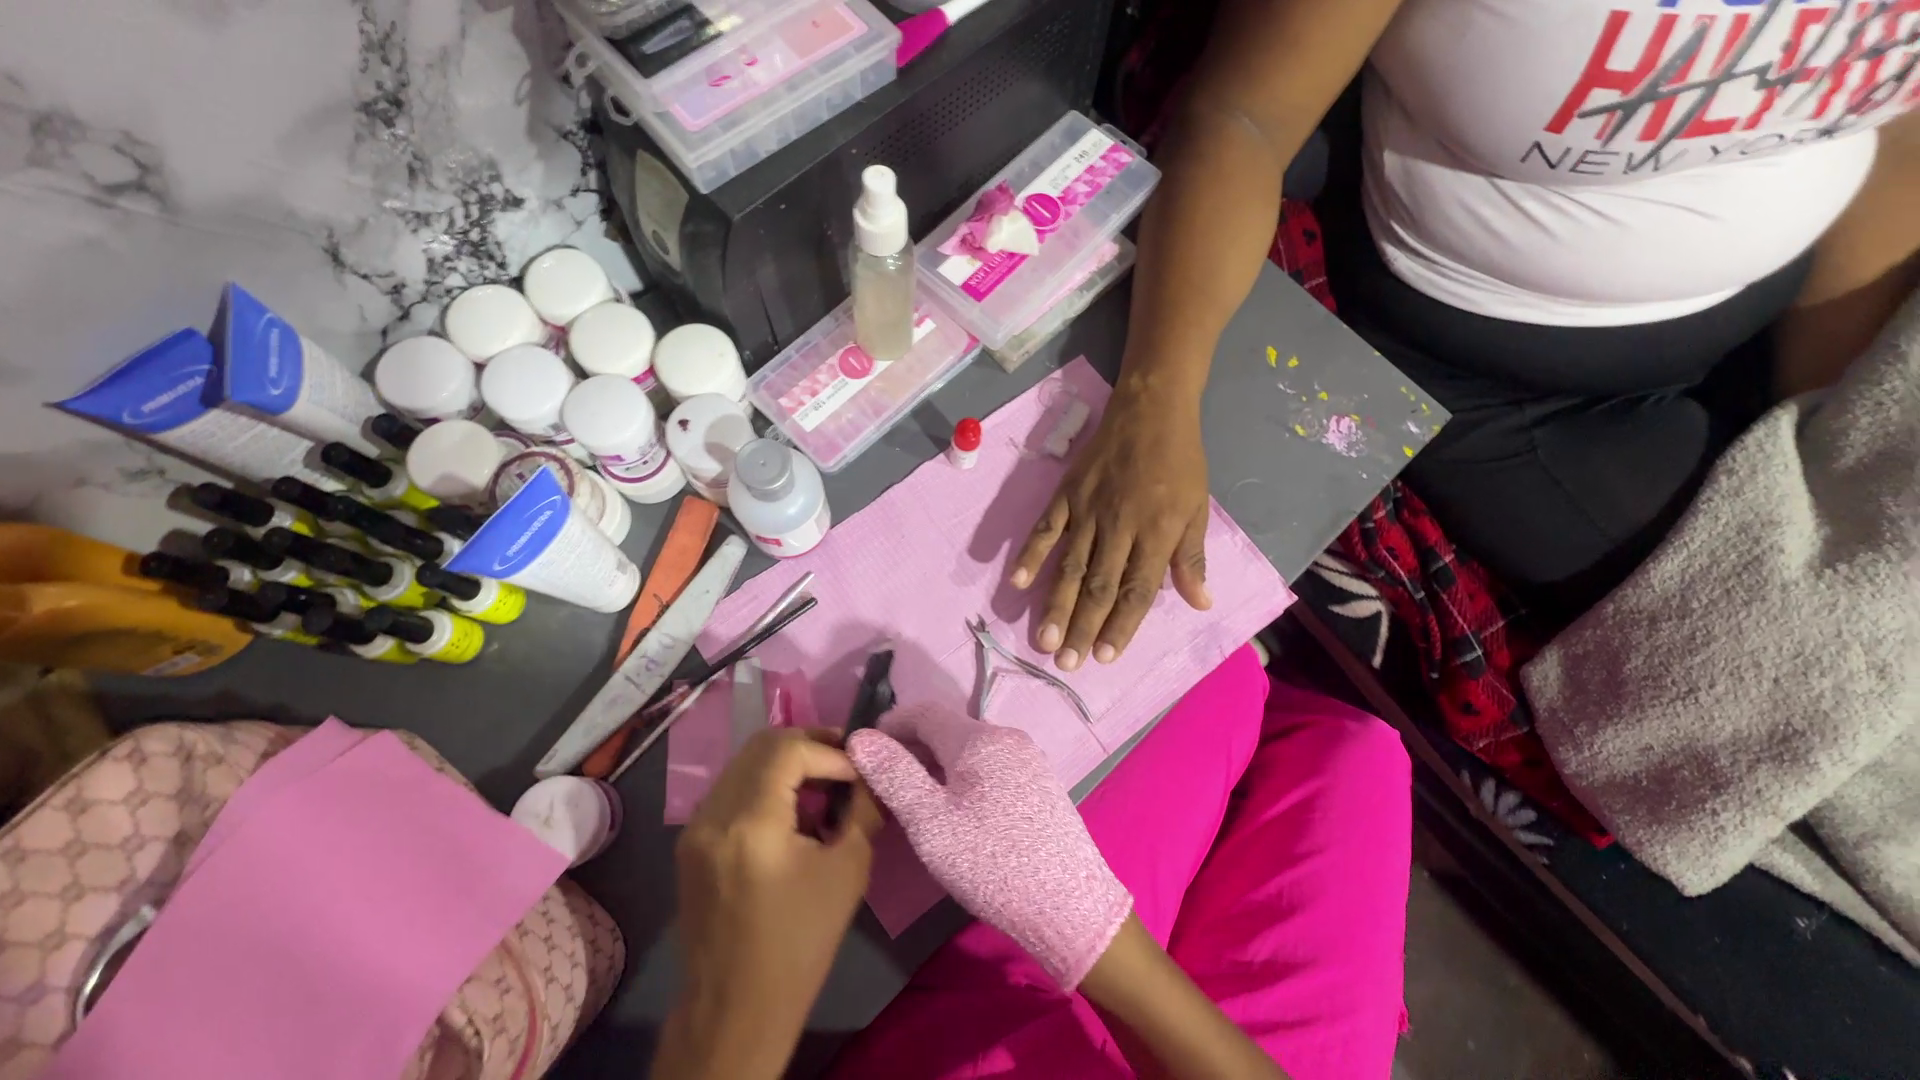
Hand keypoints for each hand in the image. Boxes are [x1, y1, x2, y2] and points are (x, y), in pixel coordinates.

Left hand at [653, 729, 882, 1079]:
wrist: (736, 1007)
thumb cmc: (800, 944)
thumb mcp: (847, 871)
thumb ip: (860, 810)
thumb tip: (866, 775)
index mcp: (750, 822)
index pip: (789, 750)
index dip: (831, 751)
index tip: (860, 772)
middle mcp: (713, 814)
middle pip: (761, 746)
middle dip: (809, 746)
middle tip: (846, 763)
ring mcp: (694, 828)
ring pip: (743, 764)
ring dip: (786, 764)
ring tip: (823, 787)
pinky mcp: (690, 843)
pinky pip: (730, 791)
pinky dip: (764, 786)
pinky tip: (792, 812)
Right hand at [848, 704, 1131, 988]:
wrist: (1070, 906)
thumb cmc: (992, 862)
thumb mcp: (930, 823)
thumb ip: (893, 775)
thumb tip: (859, 736)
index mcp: (979, 738)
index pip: (922, 711)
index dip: (888, 727)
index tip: (863, 757)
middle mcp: (1007, 737)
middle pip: (946, 730)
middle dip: (910, 751)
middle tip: (884, 789)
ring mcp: (1029, 760)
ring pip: (968, 751)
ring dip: (936, 767)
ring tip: (916, 806)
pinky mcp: (1040, 785)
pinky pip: (990, 768)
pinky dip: (962, 779)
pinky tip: (957, 816)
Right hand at [1011, 389, 1211, 670]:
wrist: (1151, 409)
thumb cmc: (1180, 461)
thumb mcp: (1198, 508)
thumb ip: (1192, 557)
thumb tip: (1201, 603)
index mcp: (1156, 534)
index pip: (1136, 590)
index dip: (1121, 626)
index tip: (1105, 657)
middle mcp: (1120, 528)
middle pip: (1098, 586)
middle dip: (1082, 628)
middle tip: (1065, 663)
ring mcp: (1088, 511)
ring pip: (1070, 567)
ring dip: (1055, 605)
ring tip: (1043, 640)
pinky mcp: (1066, 495)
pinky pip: (1045, 529)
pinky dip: (1030, 555)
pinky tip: (1017, 582)